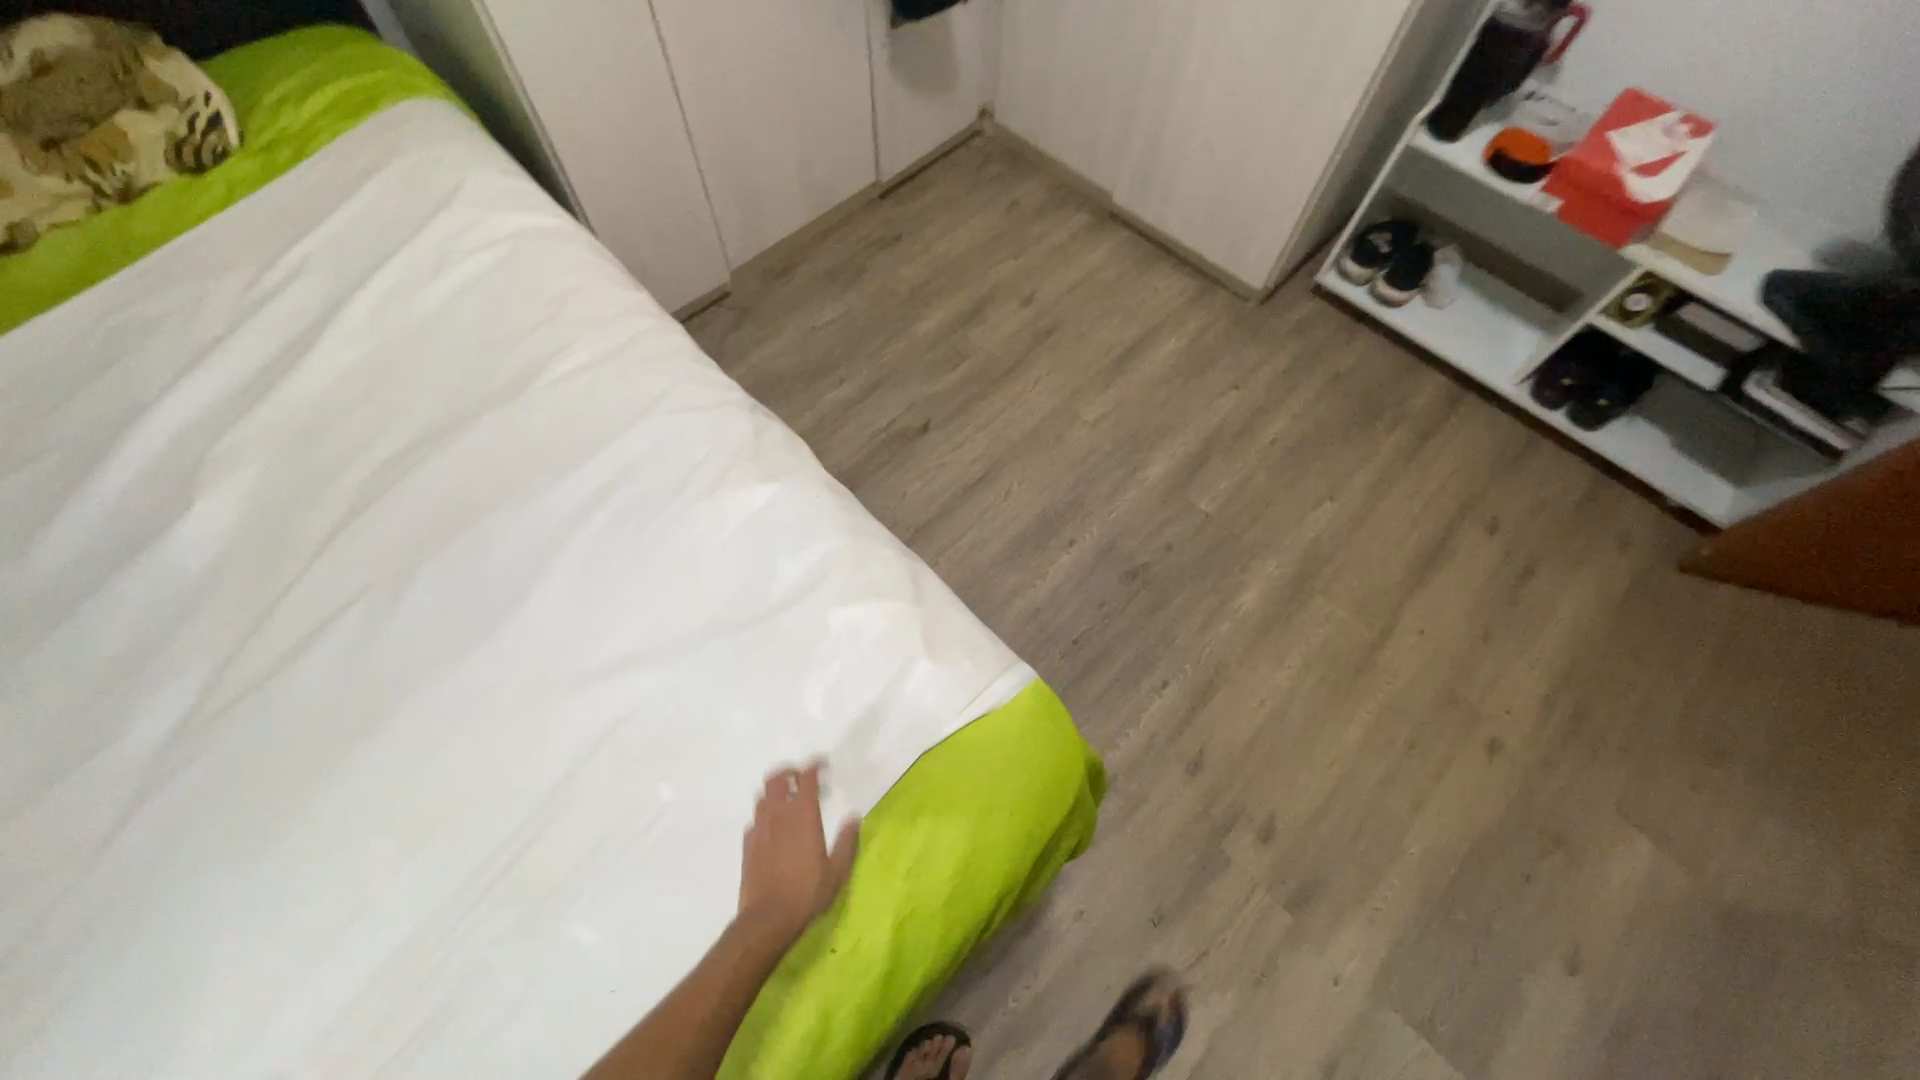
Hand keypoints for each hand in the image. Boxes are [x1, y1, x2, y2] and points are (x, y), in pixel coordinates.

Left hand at [737, 761, 859, 944]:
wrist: (767, 918)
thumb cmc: (807, 893)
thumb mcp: (837, 871)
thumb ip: (846, 841)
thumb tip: (854, 818)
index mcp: (803, 816)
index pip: (806, 778)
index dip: (814, 766)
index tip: (823, 765)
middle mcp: (779, 815)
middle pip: (776, 779)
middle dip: (789, 772)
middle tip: (802, 779)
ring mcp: (760, 829)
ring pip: (762, 797)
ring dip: (775, 793)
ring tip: (788, 802)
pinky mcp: (747, 845)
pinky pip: (755, 820)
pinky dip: (765, 816)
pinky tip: (773, 830)